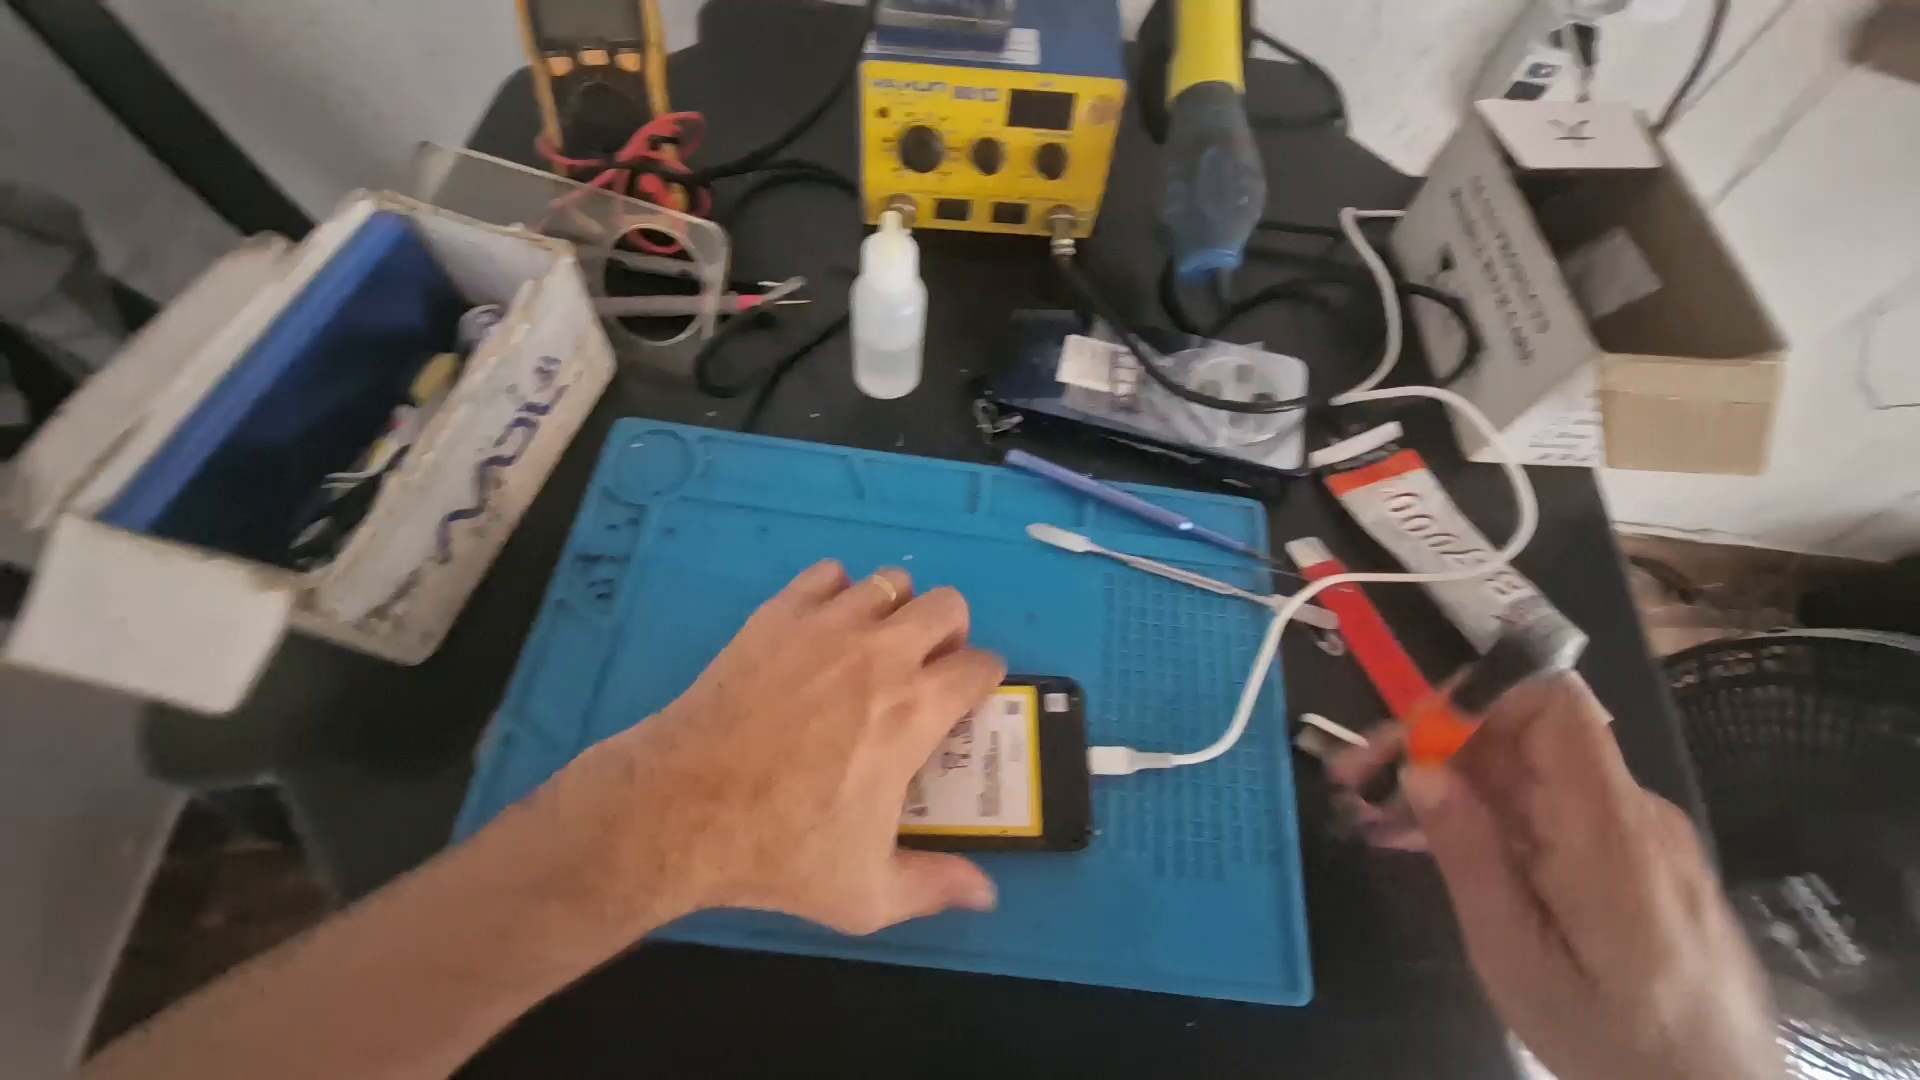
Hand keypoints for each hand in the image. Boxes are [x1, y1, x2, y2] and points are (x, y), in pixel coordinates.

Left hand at [548, 560, 1005, 937]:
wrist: (684, 807)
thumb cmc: (781, 848)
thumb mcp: (866, 893)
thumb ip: (934, 885)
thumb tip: (987, 894)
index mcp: (916, 710)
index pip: (982, 664)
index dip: (983, 680)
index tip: (964, 702)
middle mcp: (884, 653)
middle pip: (948, 605)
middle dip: (950, 633)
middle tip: (926, 669)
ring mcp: (829, 624)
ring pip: (891, 581)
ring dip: (897, 608)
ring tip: (876, 645)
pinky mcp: (781, 612)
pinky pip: (828, 573)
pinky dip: (837, 592)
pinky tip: (822, 629)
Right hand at [1400, 675, 1782, 1079]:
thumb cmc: (1612, 1035)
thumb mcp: (1515, 953)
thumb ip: (1470, 854)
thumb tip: (1422, 767)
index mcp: (1607, 828)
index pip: (1554, 706)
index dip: (1477, 696)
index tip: (1409, 733)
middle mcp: (1626, 811)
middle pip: (1518, 736)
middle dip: (1429, 744)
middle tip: (1355, 775)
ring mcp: (1627, 832)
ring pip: (1518, 772)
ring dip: (1441, 782)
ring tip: (1370, 814)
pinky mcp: (1620, 855)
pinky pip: (1537, 809)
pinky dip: (1475, 813)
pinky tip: (1420, 839)